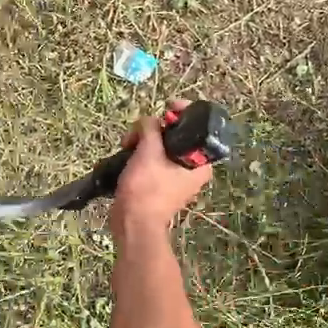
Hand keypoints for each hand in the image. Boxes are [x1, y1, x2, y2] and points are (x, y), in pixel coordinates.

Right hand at [112, 100, 212, 236]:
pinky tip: (126, 153)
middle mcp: (192, 168)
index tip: (166, 105)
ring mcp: (176, 176)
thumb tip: (149, 121)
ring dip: (143, 140)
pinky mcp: (159, 181)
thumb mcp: (148, 152)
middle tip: (136, 133)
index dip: (182, 112)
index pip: (197, 127)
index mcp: (200, 163)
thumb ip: (151, 129)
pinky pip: (152, 157)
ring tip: (126, 145)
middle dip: (154, 128)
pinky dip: (140, 152)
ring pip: (161, 145)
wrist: (133, 222)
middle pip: (175, 134)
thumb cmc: (146, 188)